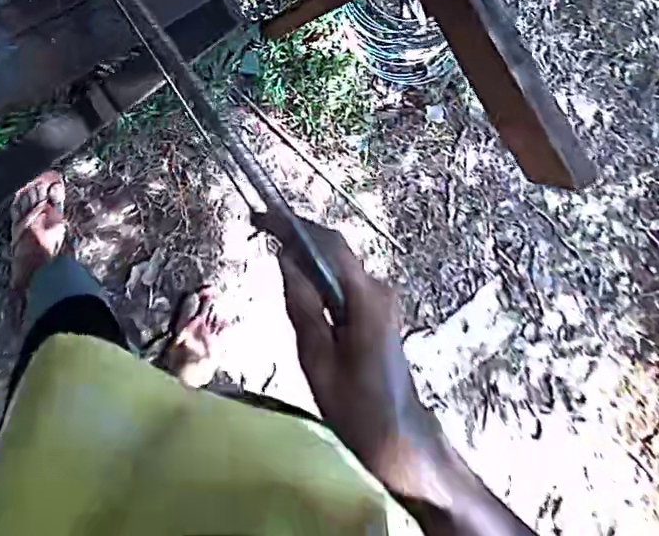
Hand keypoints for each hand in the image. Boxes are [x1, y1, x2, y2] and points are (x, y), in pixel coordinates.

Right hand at [271, 218, 444, 494]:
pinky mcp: (377, 309)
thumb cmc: (355, 406)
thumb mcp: (316, 356)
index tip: (262, 216)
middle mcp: (379, 289)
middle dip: (296, 235)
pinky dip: (317, 272)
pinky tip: (297, 279)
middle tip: (261, 227)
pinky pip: (342, 279)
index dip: (293, 225)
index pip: (328, 244)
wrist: (397, 440)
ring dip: (306, 254)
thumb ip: (301, 302)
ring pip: (336, 263)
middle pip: (333, 248)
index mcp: (367, 298)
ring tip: (273, 250)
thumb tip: (285, 256)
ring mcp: (381, 298)